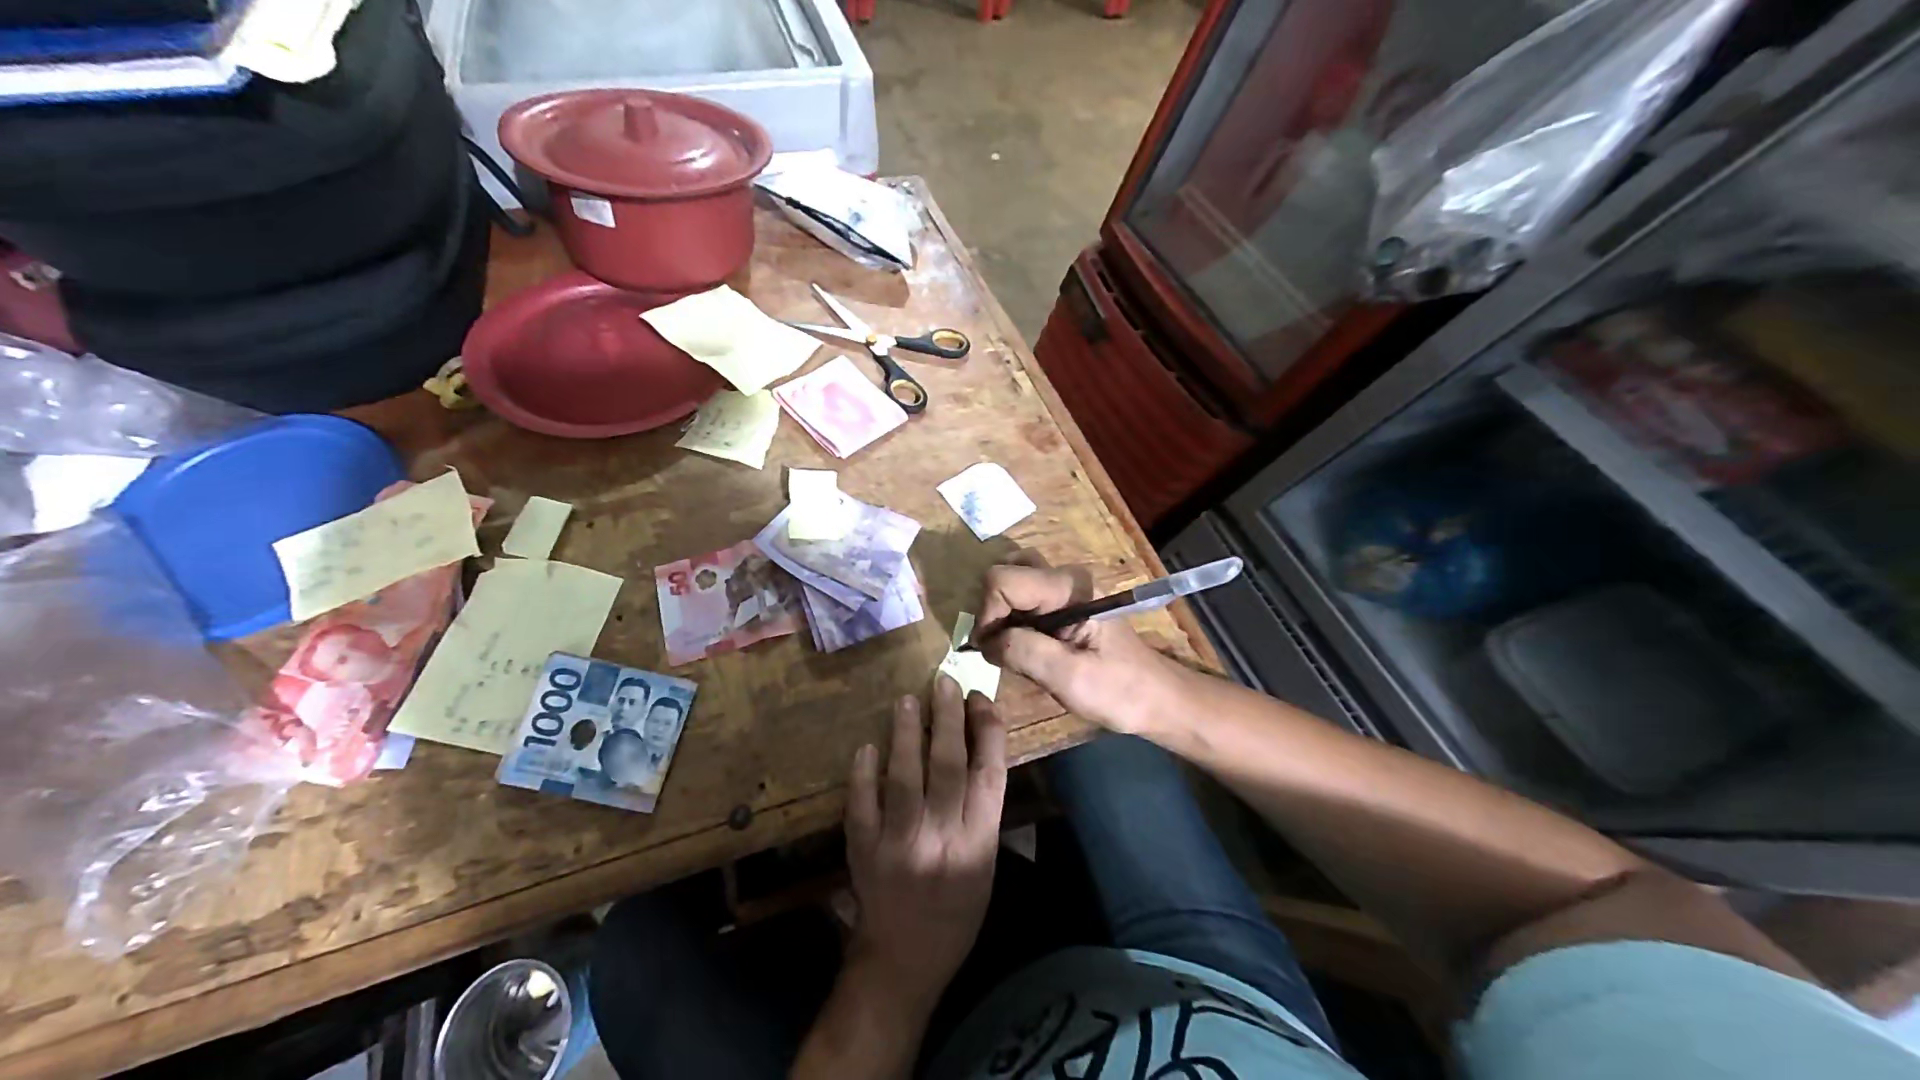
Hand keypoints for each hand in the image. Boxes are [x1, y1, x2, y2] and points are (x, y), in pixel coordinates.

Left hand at [844, 676, 1006, 1007]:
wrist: (904, 960)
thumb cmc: (955, 912)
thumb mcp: (985, 867)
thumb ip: (982, 813)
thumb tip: (977, 750)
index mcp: (978, 844)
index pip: (989, 776)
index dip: (988, 732)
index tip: (981, 699)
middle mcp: (942, 840)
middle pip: (948, 767)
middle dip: (948, 719)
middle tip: (944, 682)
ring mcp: (899, 844)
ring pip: (904, 778)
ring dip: (907, 735)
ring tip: (907, 700)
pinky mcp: (864, 851)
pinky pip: (862, 804)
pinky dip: (863, 774)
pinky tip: (867, 747)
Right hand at [973, 562, 1171, 735]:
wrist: (1158, 699)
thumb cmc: (1120, 691)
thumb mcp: (1070, 678)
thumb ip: (1024, 652)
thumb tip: (984, 641)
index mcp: (1070, 588)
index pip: (1003, 579)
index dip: (988, 612)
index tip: (991, 649)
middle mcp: (1065, 578)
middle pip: (1006, 572)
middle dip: (992, 609)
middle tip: (999, 648)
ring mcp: (1065, 589)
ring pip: (1013, 582)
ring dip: (1001, 614)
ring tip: (1009, 648)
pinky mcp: (1064, 604)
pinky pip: (1024, 598)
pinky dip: (1012, 619)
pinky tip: (1023, 648)